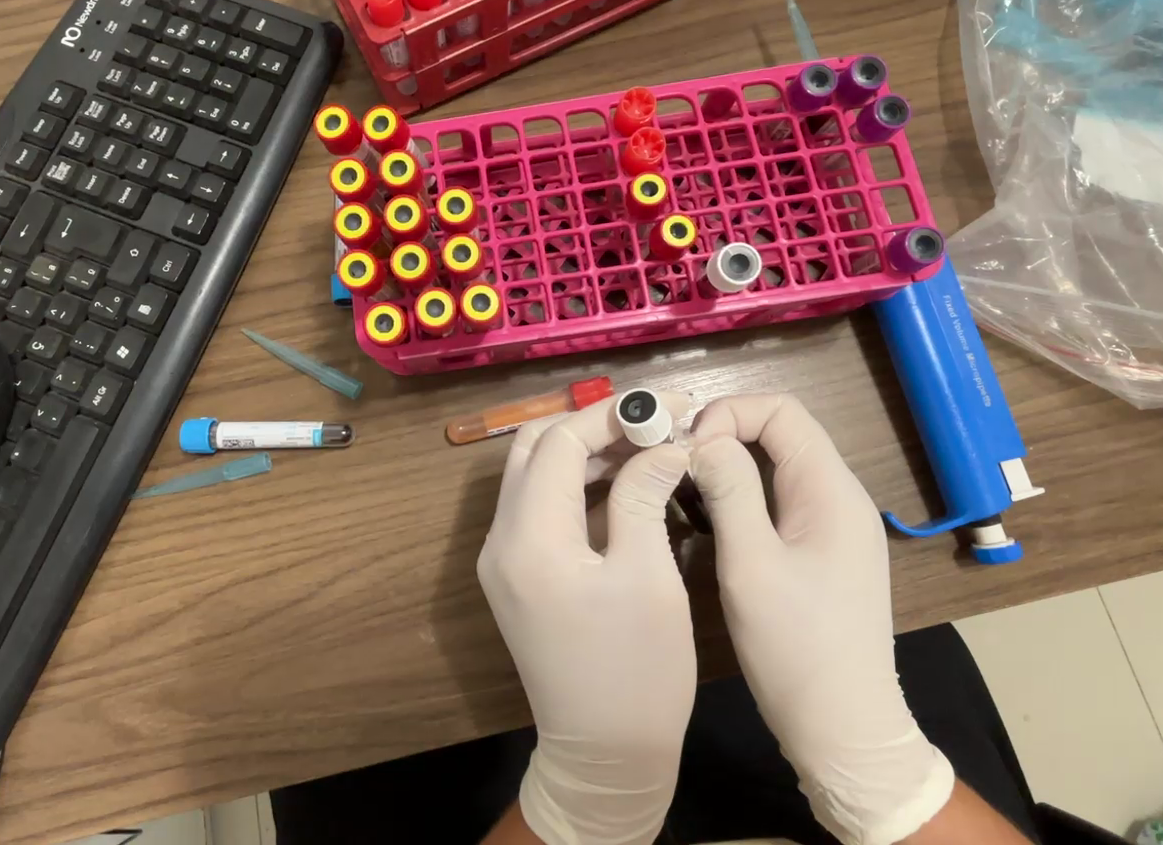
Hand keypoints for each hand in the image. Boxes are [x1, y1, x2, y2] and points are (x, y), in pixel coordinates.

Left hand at [478, 391, 695, 844]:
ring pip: (533, 476)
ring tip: (644, 445)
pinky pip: (538, 509)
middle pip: (534, 451)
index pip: (559, 444)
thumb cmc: (636, 672)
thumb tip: (661, 442)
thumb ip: (643, 495)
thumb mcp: (649, 577)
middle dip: (590, 428)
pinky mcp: (515, 574)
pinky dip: (575, 487)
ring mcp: (502, 559)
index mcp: (529, 538)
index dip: (608, 416)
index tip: (660, 406)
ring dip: (582, 454)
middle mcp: (501, 540)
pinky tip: (622, 484)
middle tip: (650, 423)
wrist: (603, 757)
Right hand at [689, 394, 953, 844]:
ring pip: (776, 464)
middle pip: (780, 432)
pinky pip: (779, 497)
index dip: (729, 413)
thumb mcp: (751, 564)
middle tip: (673, 460)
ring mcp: (833, 525)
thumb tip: (702, 437)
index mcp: (831, 491)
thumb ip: (729, 490)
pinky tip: (707, 515)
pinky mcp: (821, 549)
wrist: (844, 728)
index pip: (781, 411)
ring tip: (682, 483)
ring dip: (728, 463)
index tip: (686, 446)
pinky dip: (740, 492)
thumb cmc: (796, 647)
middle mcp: (839, 497)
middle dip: (723, 433)